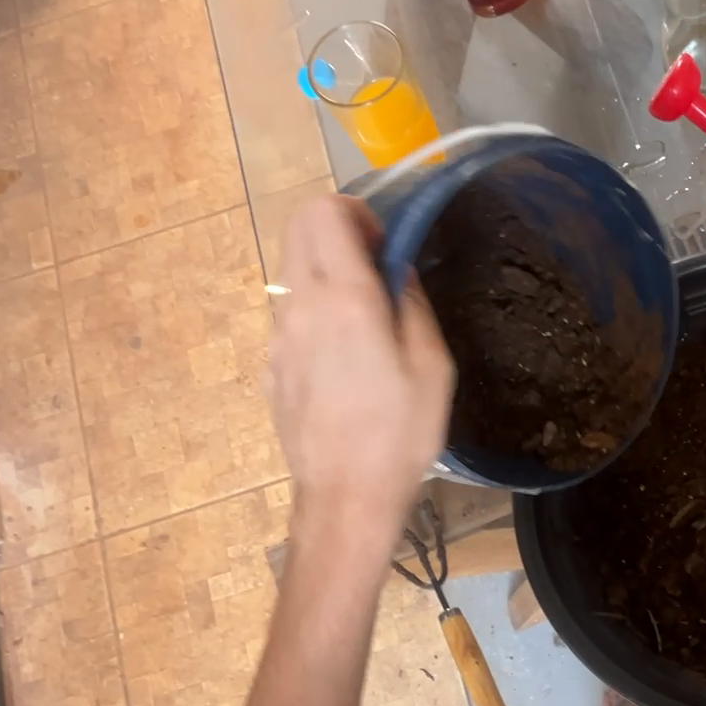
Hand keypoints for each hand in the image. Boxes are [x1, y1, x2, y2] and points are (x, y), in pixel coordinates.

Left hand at [269, 196, 454, 545]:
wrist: (347, 495)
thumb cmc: (401, 432)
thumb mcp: (433, 366)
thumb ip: (413, 305)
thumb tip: (397, 272)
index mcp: (343, 297)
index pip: (324, 211)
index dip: (357, 212)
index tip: (385, 244)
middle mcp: (300, 306)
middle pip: (299, 230)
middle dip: (338, 233)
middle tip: (377, 271)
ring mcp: (279, 338)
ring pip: (293, 275)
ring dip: (327, 276)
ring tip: (369, 324)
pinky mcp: (273, 367)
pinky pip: (293, 319)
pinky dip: (317, 316)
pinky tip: (348, 364)